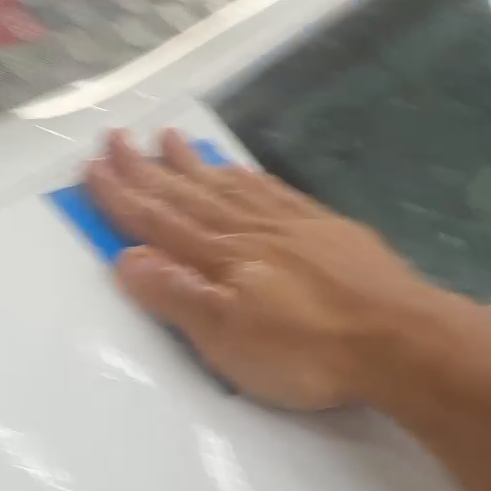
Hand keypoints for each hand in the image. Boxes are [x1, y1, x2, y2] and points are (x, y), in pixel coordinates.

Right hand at [84, 129, 457, 409]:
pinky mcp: (323, 230)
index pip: (157, 221)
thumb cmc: (302, 352)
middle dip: (145, 169)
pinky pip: (270, 191)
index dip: (122, 196)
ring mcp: (288, 226)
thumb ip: (176, 296)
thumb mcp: (224, 337)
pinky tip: (234, 170)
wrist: (398, 341)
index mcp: (219, 258)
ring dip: (190, 164)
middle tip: (115, 139)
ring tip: (165, 139)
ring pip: (226, 186)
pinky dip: (242, 176)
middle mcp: (247, 231)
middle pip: (186, 194)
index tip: (92, 169)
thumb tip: (128, 258)